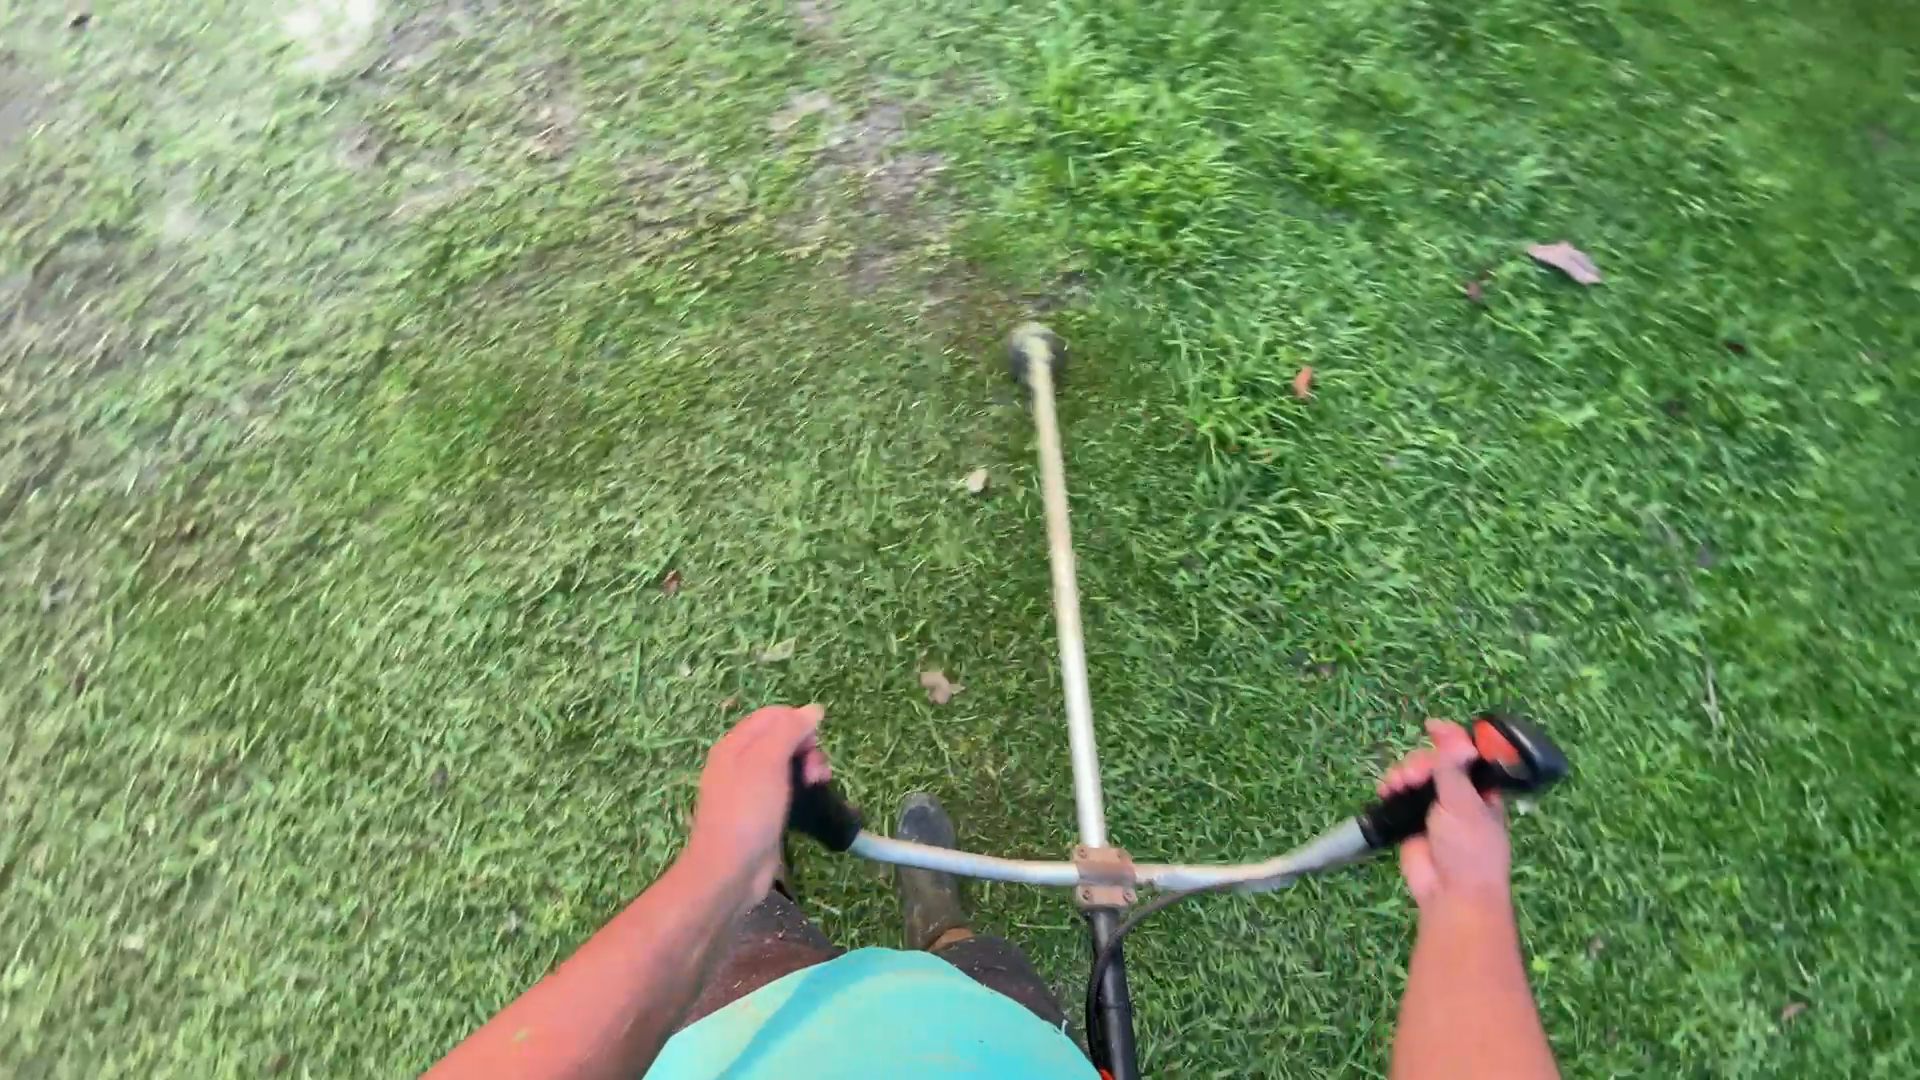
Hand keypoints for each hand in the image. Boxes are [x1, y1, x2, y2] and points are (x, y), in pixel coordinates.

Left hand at [682, 704, 830, 913]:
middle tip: (815, 771)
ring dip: (809, 767)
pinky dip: (803, 787)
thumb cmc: (747, 811)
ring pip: (790, 762)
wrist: (730, 872)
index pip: (774, 715)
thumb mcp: (767, 761)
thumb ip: (789, 730)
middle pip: (784, 737)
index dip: (798, 723)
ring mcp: (753, 787)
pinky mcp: (764, 809)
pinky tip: (812, 798)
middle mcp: (742, 761)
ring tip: (818, 785)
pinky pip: (789, 786)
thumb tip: (813, 710)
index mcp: (736, 744)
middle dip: (807, 747)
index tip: (812, 744)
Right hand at [1378, 720, 1510, 911]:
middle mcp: (1459, 796)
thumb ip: (1454, 769)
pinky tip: (1386, 791)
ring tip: (1395, 786)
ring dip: (1402, 774)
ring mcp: (1435, 809)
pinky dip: (1391, 789)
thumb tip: (1455, 736)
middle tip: (1411, 776)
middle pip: (1435, 762)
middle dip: (1419, 763)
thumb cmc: (1469, 849)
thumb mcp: (1464, 804)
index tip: (1432, 726)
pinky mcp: (1412, 820)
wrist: (1450, 892)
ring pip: (1415, 776)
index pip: (1468, 755)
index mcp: (1482, 791)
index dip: (1452, 739)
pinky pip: (1399, 794)